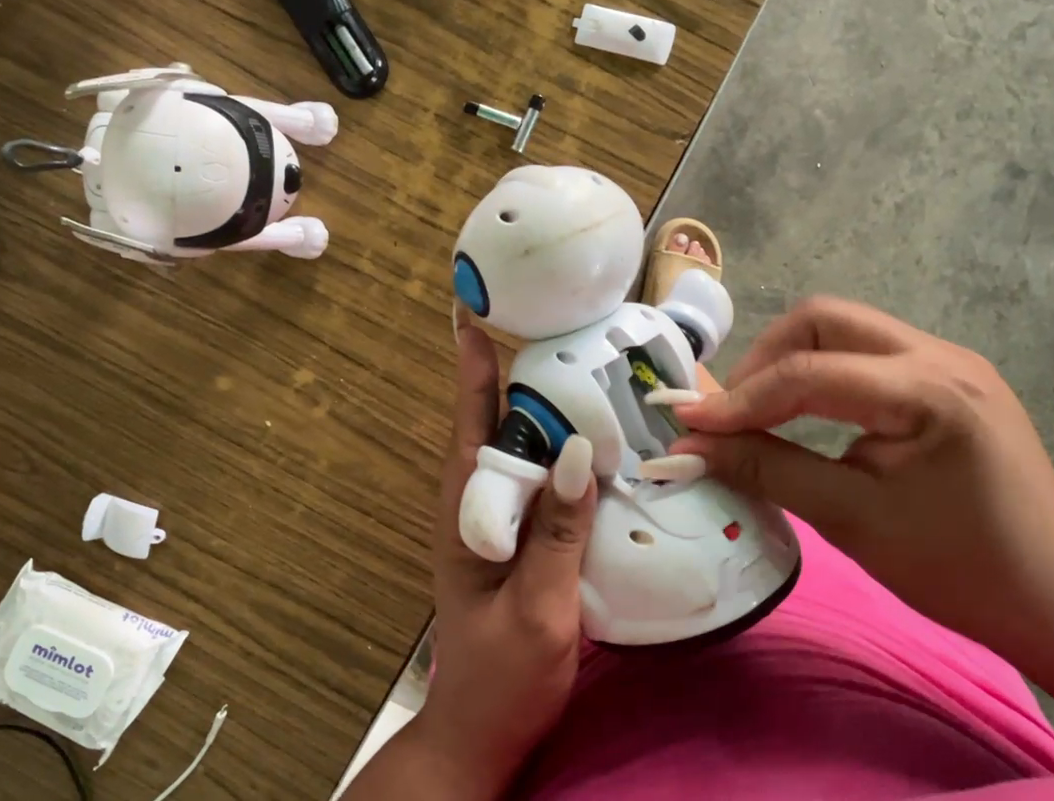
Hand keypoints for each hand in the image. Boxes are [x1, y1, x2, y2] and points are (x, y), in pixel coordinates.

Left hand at [412, 307, 596, 796]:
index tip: (473, 318)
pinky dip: (553, 457)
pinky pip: (532, 487)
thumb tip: (579, 450)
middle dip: (511, 378)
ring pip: (511, 456)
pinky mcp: (512, 546)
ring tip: (575, 371)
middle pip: (490, 430)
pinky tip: (587, 449)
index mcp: (466, 516)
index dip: (472, 372)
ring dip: (535, 413)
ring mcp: (490, 529)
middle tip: (553, 330)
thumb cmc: (504, 676)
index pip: (468, 428)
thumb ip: (558, 533)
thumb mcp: (539, 608)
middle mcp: (471, 511)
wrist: (483, 734)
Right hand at [662, 296, 1053, 653]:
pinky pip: (866, 354)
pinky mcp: (951, 379)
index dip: (738, 398)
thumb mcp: (850, 519)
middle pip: (822, 320)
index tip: (685, 423)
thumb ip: (764, 469)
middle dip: (764, 360)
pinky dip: (822, 374)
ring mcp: (952, 362)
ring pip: (842, 329)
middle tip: (732, 413)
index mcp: (929, 391)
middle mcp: (942, 356)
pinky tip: (809, 414)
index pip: (807, 372)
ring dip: (791, 363)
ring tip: (761, 414)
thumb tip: (688, 445)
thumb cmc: (958, 568)